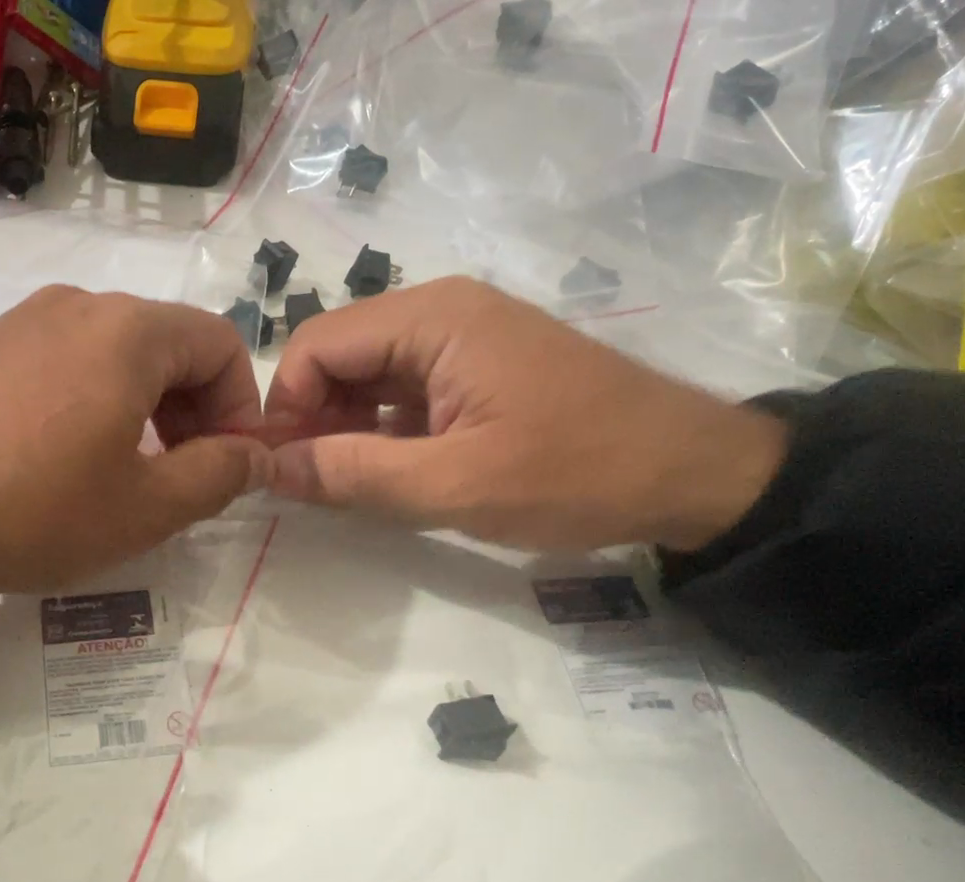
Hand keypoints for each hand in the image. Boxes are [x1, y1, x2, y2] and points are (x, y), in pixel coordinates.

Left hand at [0, 286, 270, 604]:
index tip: (225, 466)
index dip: (239, 407)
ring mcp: (20, 318)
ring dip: (141, 404)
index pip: (221, 343)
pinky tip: (58, 454)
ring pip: (112, 350)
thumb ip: (218, 474)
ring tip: (121, 469)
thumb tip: (257, 454)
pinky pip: (60, 359)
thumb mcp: (144, 509)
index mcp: (128, 331)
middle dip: (192, 407)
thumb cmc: (32, 512)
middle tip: (180, 474)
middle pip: (166, 342)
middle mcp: (76, 304)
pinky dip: (87, 397)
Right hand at [263, 277, 786, 551]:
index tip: (281, 470)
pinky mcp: (480, 369)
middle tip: (310, 486)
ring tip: (345, 487)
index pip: (316, 344)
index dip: (285, 406)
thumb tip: (267, 467)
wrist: (696, 475)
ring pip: (368, 376)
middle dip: (311, 418)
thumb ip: (350, 474)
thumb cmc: (577, 474)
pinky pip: (403, 391)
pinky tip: (387, 474)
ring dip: (344, 429)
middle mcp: (441, 312)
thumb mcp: (453, 484)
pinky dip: (382, 431)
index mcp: (433, 318)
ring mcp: (463, 339)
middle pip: (338, 355)